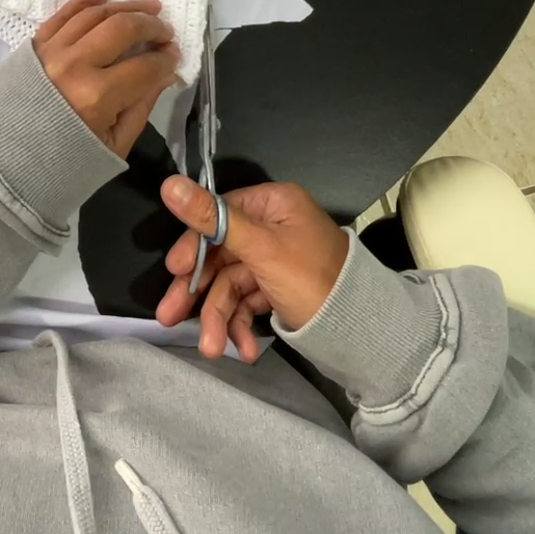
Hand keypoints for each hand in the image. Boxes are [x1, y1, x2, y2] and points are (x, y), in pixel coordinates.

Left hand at [33, 0, 180, 157]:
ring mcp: (52, 50)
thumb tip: (164, 73)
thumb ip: (141, 106)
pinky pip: (63, 12)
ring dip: (126, 6)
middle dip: (152, 26)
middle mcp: (75, 66)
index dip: (166, 59)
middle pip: (123, 29)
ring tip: (148, 7)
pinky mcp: (36, 42)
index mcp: (96, 97)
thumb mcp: (113, 144)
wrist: (6, 154)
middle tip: (165, 30)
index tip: (174, 55)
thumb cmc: (64, 158)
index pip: (145, 67)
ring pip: (96, 14)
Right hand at [154, 177, 350, 360]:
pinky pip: (248, 301)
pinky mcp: (278, 288)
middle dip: (199, 293)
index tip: (175, 272)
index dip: (194, 247)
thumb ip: (212, 219)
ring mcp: (275, 260)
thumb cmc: (313, 279)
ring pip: (231, 284)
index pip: (219, 217)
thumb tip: (168, 184)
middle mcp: (273, 227)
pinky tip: (243, 349)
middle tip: (169, 317)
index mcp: (272, 205)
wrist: (365, 334)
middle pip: (221, 255)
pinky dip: (241, 324)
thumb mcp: (259, 248)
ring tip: (211, 348)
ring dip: (218, 317)